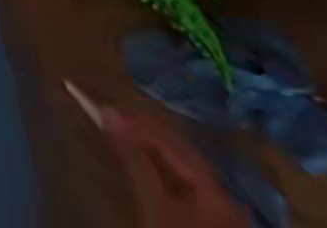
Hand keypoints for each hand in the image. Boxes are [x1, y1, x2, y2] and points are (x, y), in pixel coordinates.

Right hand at [104, 110, 245, 227]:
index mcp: (216, 193)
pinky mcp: (202, 224)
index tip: (103, 110)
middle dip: (144, 135)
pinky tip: (139, 170)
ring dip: (148, 152)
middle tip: (108, 119)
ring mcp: (215, 216)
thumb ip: (134, 159)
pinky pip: (178, 188)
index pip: (173, 146)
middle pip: (180, 156)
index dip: (139, 125)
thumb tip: (108, 113)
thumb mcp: (154, 204)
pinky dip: (155, 172)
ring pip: (179, 172)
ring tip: (118, 137)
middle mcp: (222, 200)